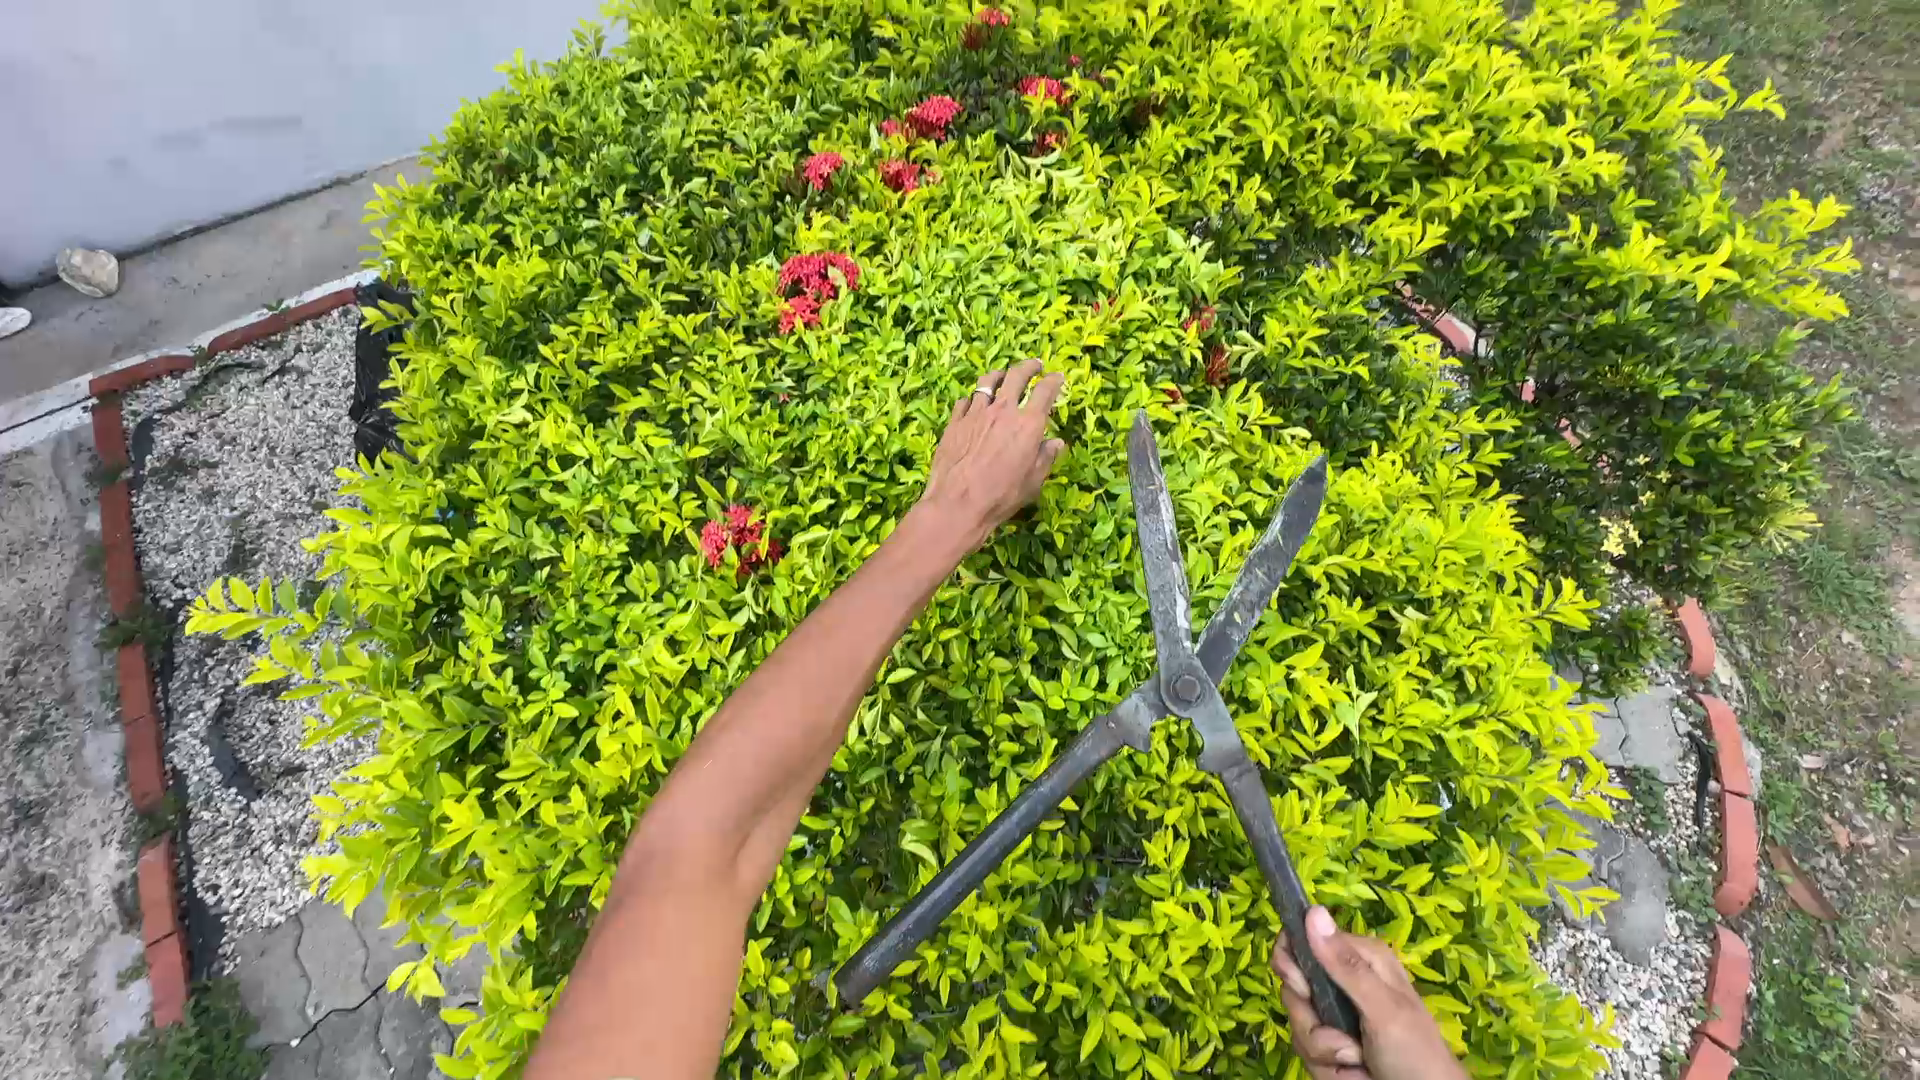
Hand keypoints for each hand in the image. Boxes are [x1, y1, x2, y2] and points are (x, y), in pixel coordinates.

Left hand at [916, 359, 1065, 550]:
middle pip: (1017, 376)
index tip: (1057, 377)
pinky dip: (973, 398)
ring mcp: (976, 413)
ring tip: (1003, 375)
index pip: (1045, 391)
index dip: (1054, 381)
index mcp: (1028, 424)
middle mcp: (1003, 411)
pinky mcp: (955, 422)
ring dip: (999, 375)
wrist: (958, 503)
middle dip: (1029, 367)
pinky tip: (973, 401)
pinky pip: (965, 401)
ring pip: (987, 382)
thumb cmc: (1001, 496)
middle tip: (1035, 366)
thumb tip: (1056, 443)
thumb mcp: (1033, 481)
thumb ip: (1045, 457)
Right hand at [1273, 907, 1468, 1079]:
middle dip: (1313, 1025)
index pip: (1298, 940)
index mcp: (1359, 958)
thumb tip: (1312, 910)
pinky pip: (1307, 1049)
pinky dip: (1329, 1070)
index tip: (1303, 990)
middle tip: (1347, 1046)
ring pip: (1299, 1023)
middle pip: (1293, 988)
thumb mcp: (1384, 1010)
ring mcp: (1336, 1012)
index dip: (1291, 966)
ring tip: (1358, 1066)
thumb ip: (1346, 966)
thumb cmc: (1417, 1057)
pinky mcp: (1333, 1042)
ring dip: (1323, 1054)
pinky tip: (1355, 1074)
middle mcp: (1343, 979)